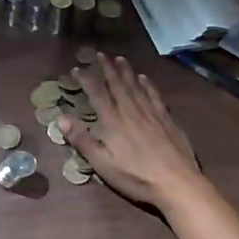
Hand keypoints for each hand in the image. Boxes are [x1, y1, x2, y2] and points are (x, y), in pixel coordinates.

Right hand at [62, 56, 210, 211]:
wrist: (177, 184)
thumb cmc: (136, 177)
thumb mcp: (103, 164)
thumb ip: (82, 140)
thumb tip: (61, 118)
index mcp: (113, 122)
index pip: (97, 94)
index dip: (86, 80)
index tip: (77, 69)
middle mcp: (131, 111)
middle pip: (117, 85)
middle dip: (107, 69)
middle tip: (100, 54)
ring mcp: (151, 114)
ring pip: (136, 87)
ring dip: (126, 72)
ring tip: (120, 59)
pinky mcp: (167, 120)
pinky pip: (155, 96)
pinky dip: (148, 85)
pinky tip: (145, 78)